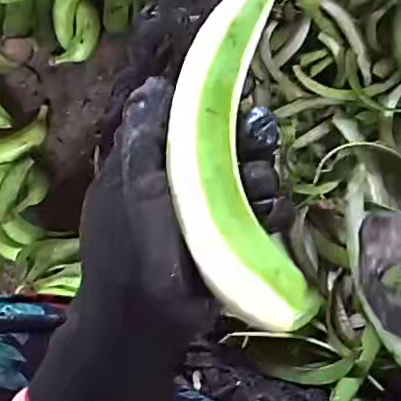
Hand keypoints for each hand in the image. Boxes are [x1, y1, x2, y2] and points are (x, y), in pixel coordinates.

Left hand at [29, 78, 285, 400]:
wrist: (145, 317)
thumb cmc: (131, 244)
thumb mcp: (132, 182)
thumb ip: (145, 134)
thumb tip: (155, 83)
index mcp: (152, 163)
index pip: (189, 122)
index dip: (212, 112)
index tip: (232, 109)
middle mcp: (184, 181)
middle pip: (228, 147)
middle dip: (246, 144)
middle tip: (257, 147)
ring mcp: (209, 211)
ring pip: (250, 176)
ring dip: (258, 177)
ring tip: (256, 190)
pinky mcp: (233, 237)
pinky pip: (262, 212)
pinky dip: (269, 209)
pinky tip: (267, 212)